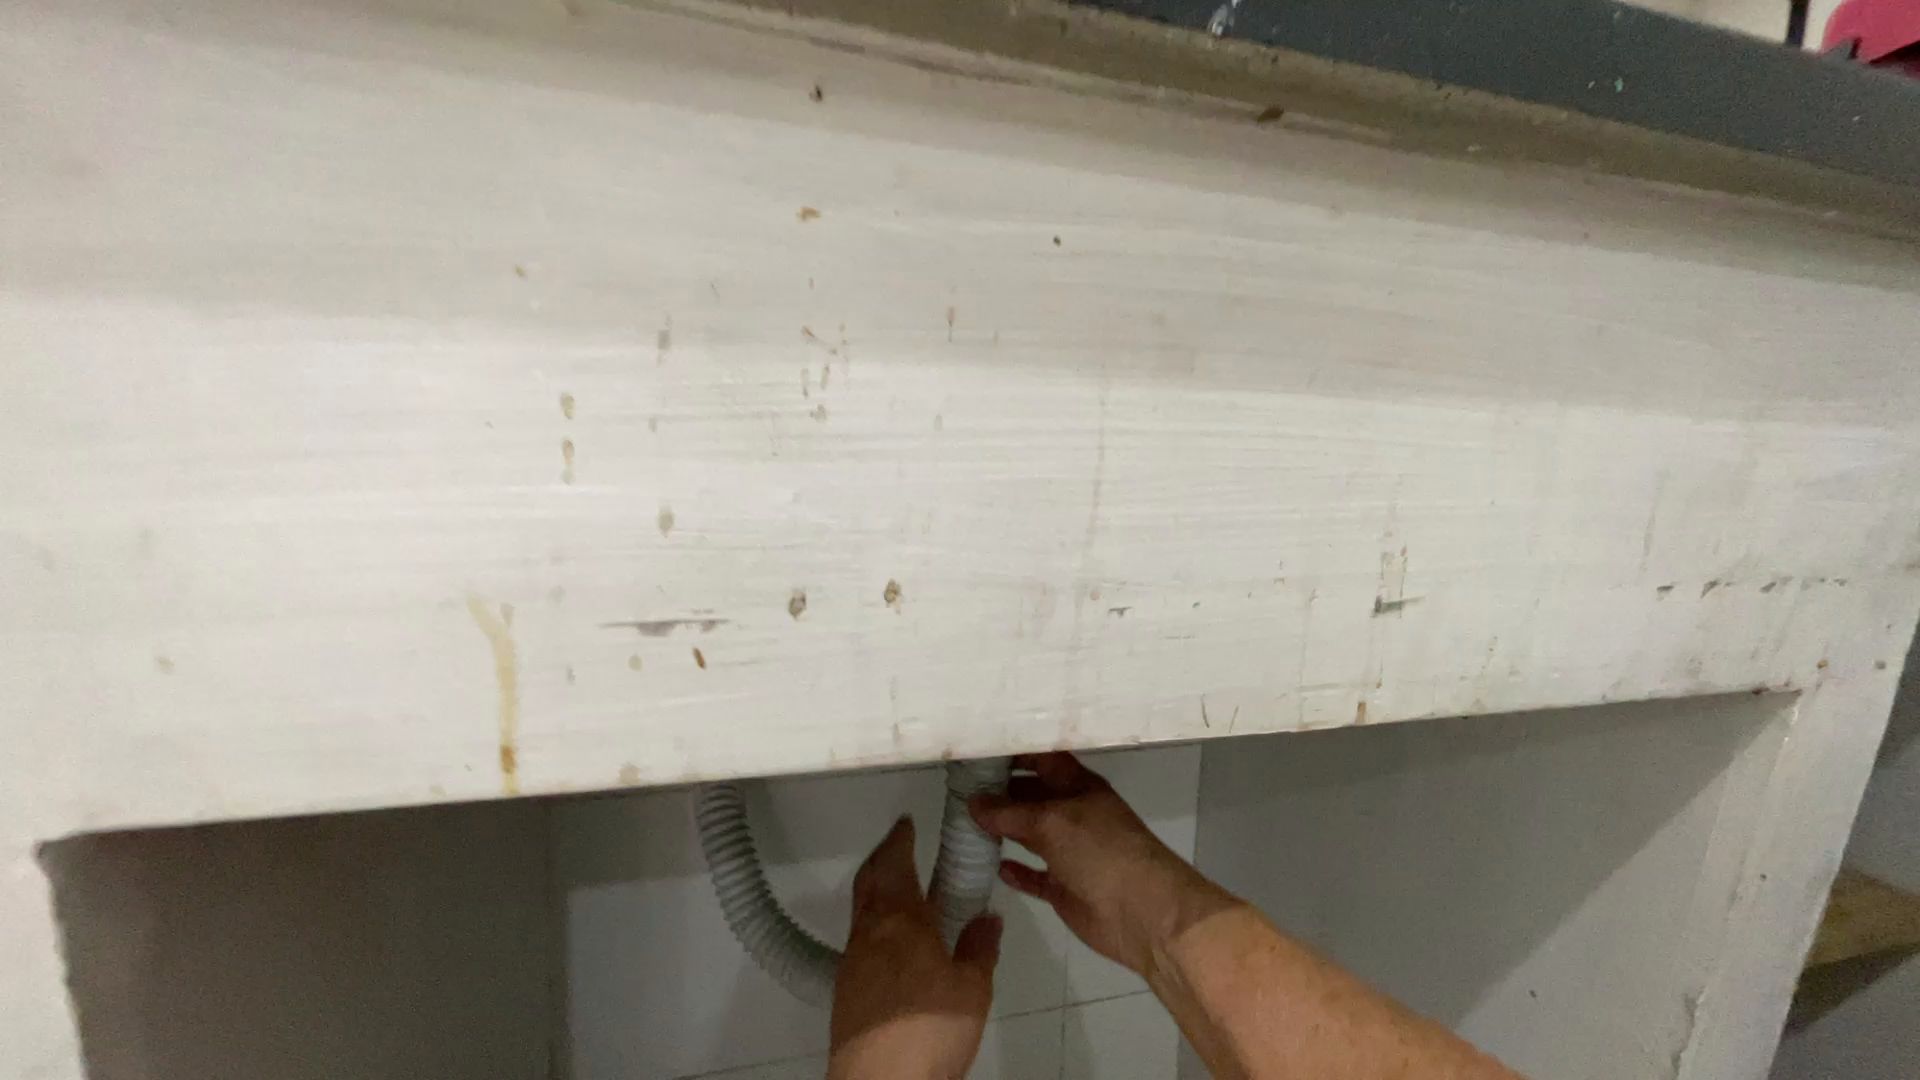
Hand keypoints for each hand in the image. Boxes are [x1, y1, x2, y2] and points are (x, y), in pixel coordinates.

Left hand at [828, 816, 1002, 1079]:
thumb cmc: (929, 1028)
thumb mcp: (972, 989)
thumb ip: (980, 949)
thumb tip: (989, 918)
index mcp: (901, 919)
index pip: (895, 863)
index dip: (900, 839)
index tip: (907, 822)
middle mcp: (869, 931)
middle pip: (869, 880)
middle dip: (883, 857)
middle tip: (901, 846)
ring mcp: (852, 961)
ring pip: (861, 910)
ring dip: (877, 891)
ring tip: (902, 892)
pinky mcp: (845, 989)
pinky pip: (859, 940)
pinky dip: (874, 924)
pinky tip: (892, 943)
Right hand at [969, 752, 1236, 978]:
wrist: (1143, 912)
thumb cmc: (1100, 850)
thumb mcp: (1051, 821)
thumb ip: (1009, 812)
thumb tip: (972, 802)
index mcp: (1078, 787)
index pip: (1043, 760)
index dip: (1015, 754)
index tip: (979, 752)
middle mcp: (1073, 813)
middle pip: (1032, 795)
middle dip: (1001, 791)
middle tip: (959, 788)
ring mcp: (1069, 852)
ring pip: (1030, 834)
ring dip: (1003, 829)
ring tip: (964, 822)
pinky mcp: (1064, 886)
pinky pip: (1034, 874)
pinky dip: (1015, 870)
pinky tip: (991, 865)